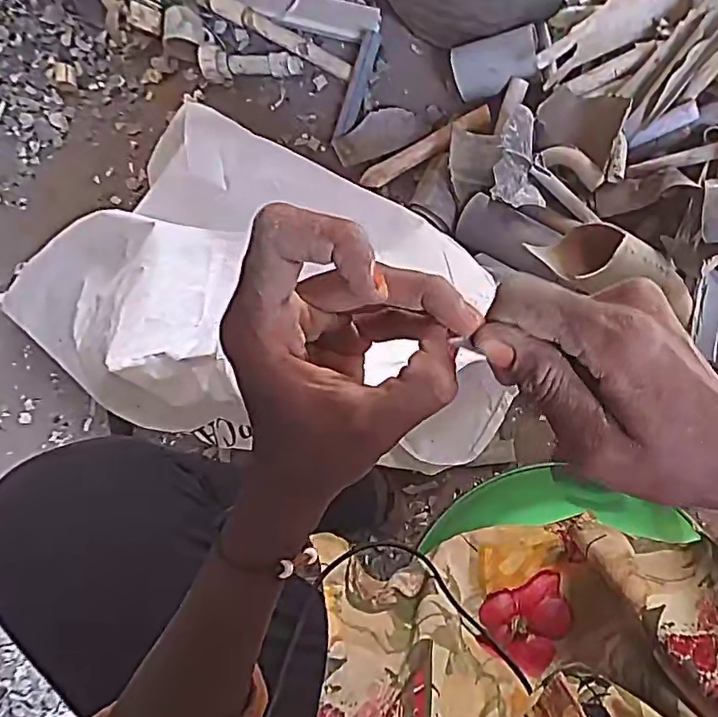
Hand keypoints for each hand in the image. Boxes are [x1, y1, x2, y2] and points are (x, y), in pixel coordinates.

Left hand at [220, 204, 483, 530]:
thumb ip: (422, 388)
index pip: (280, 236)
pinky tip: (440, 331)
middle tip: (455, 316)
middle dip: (411, 286)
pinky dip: (414, 314)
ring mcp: (306, 313)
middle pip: (348, 260)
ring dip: (421, 299)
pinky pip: (378, 302)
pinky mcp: (331, 323)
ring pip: (371, 279)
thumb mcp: (371, 430)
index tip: (372, 281)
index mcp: (260, 323)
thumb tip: (449, 345)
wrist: (298, 480)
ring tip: (457, 326)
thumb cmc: (308, 459)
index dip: (333, 239)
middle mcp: (277, 307)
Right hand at [472, 275, 717, 514]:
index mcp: (616, 337)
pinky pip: (577, 314)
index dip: (496, 334)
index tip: (504, 375)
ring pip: (553, 309)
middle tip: (541, 398)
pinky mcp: (640, 304)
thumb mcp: (597, 447)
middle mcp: (628, 302)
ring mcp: (637, 298)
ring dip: (547, 350)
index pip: (521, 300)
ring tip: (575, 396)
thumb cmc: (675, 462)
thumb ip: (545, 387)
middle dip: (522, 347)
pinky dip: (569, 346)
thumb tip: (496, 343)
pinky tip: (591, 383)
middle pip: (536, 302)